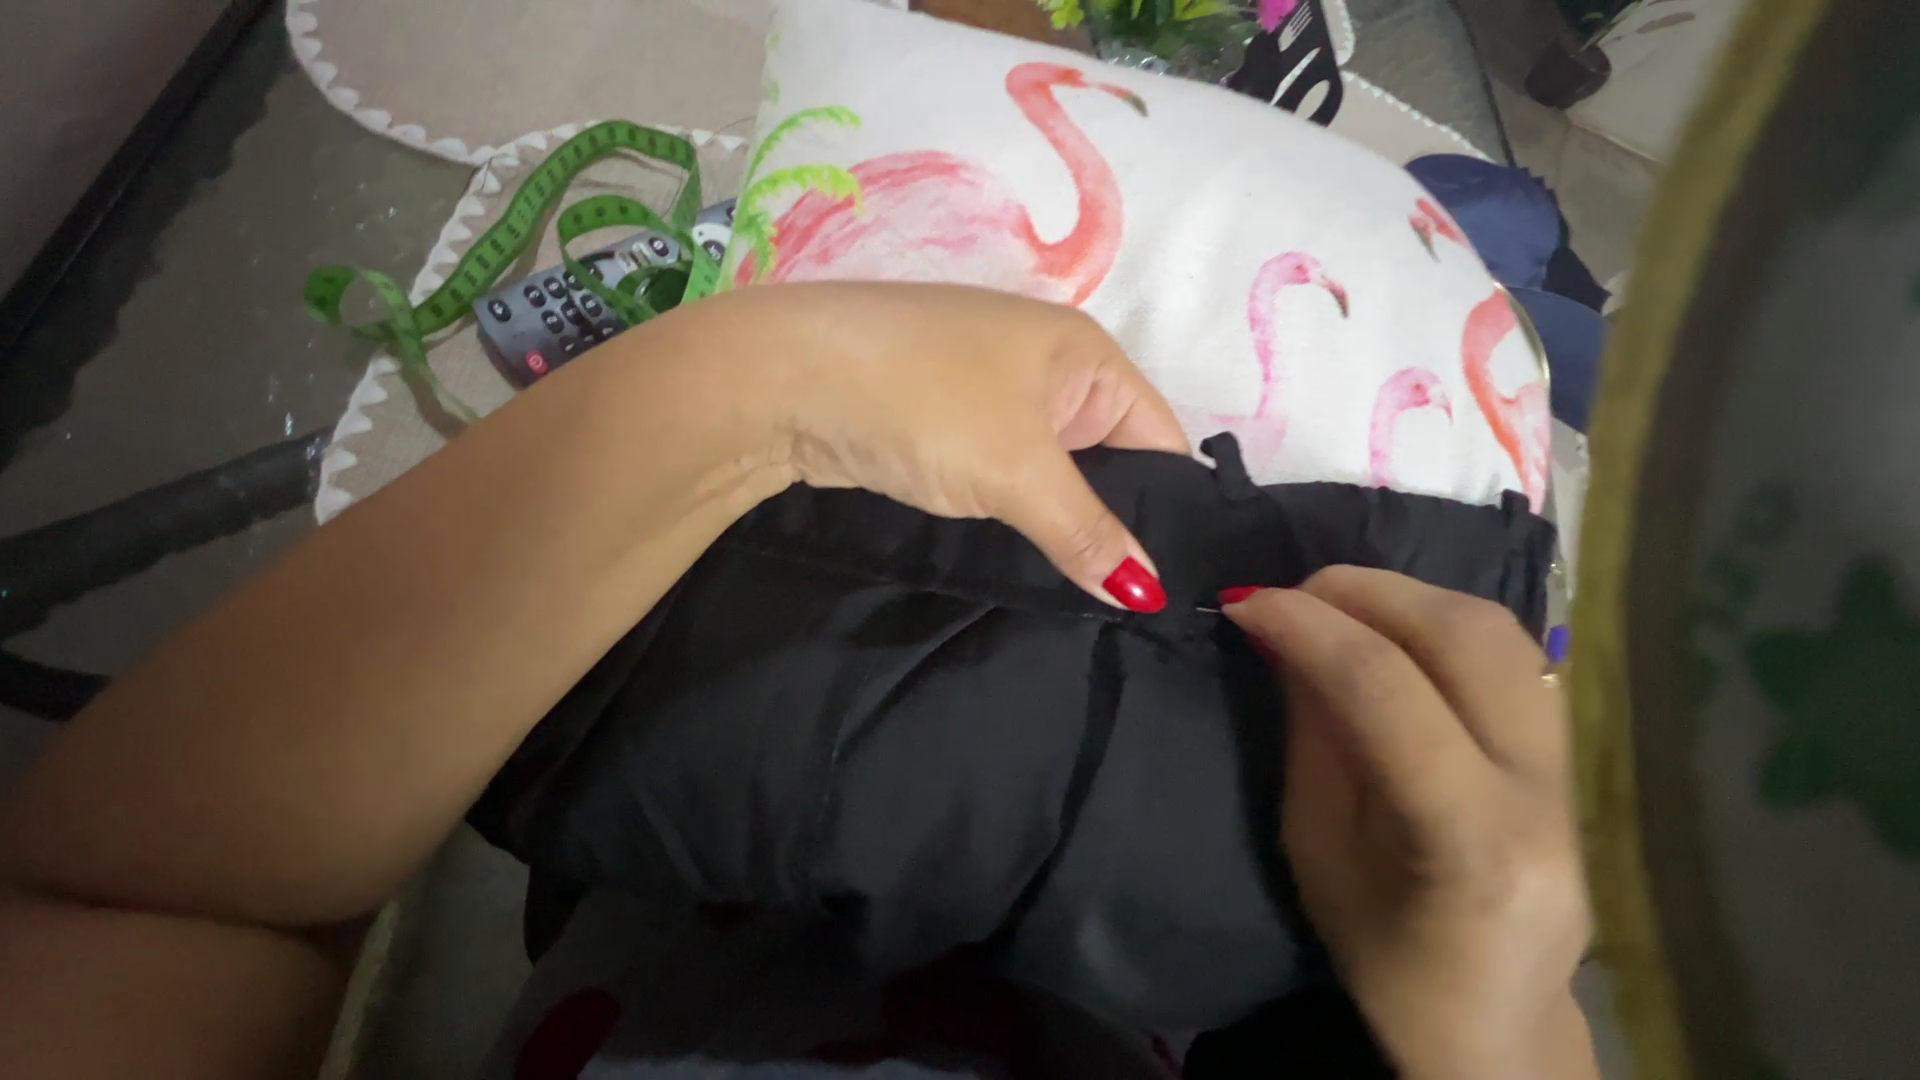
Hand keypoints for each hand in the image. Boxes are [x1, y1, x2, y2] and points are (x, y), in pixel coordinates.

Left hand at [674, 282, 1190, 609]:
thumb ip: (1085, 531)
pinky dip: (1016, 512)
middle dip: (1114, 524)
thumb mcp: (1016, 470)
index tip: (1171, 586)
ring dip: (1062, 523)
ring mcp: (992, 393)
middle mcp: (1047, 366)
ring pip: (1053, 470)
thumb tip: (1148, 592)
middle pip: (1108, 456)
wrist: (783, 378)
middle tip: (1129, 603)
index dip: (1169, 509)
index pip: (1158, 438)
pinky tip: (1027, 558)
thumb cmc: (923, 403)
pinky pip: (1005, 474)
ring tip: (1086, 594)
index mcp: (1085, 354)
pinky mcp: (946, 423)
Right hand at [1221, 568, 1597, 1079]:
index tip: (1243, 605)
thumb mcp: (1316, 848)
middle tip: (1287, 593)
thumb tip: (1285, 638)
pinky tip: (1386, 627)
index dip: (1306, 626)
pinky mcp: (1571, 754)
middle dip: (1360, 591)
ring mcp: (1572, 769)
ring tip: (1331, 601)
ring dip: (1402, 593)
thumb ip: (1311, 734)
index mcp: (1469, 837)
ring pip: (1496, 628)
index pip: (1384, 687)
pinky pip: (1509, 650)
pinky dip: (1436, 616)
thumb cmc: (1382, 959)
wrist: (1496, 1025)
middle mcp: (1540, 790)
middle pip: (1461, 635)